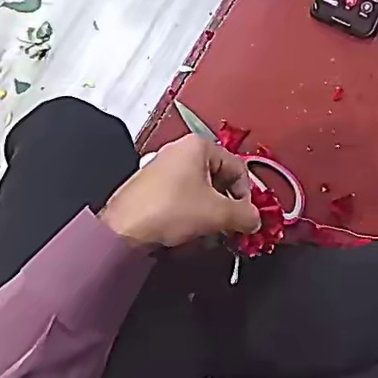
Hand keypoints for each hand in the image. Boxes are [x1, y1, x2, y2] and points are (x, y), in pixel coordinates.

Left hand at [101, 134, 262, 247]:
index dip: (246, 196)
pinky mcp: (152, 185)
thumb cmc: (169, 211)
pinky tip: (186, 231)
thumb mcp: (218, 214)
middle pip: (219, 179)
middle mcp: (180, 150)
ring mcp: (163, 167)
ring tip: (205, 232)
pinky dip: (190, 213)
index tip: (245, 217)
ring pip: (201, 190)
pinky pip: (182, 196)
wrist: (123, 230)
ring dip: (209, 213)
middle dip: (226, 206)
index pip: (238, 169)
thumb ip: (245, 215)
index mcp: (198, 146)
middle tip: (228, 227)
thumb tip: (255, 219)